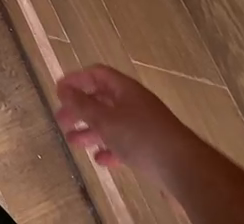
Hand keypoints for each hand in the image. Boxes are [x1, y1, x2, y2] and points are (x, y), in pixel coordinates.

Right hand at [54, 65, 194, 174]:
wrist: (184, 169)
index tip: (59, 91)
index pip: (96, 74)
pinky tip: (100, 160)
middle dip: (80, 109)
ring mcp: (144, 125)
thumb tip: (63, 89)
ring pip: (112, 123)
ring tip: (74, 142)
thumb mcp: (105, 119)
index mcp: (125, 89)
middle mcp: (134, 103)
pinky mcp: (152, 148)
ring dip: (91, 131)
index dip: (76, 80)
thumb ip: (82, 105)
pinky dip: (110, 149)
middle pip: (102, 99)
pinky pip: (125, 143)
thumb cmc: (141, 136)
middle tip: (62, 120)